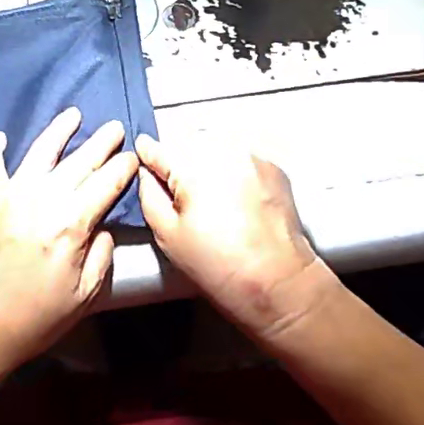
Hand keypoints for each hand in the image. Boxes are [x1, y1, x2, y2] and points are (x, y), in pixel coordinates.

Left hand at [0, 108, 138, 390]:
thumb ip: (100, 255)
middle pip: (79, 161)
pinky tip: (1, 138)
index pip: (106, 183)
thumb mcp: (84, 295)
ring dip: (59, 131)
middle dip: (101, 142)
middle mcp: (43, 198)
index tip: (133, 157)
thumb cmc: (35, 317)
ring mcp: (11, 194)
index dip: (123, 168)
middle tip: (115, 127)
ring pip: (40, 152)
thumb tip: (102, 227)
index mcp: (72, 223)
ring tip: (73, 114)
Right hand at [135, 133, 334, 342]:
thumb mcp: (167, 234)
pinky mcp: (272, 166)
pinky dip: (232, 170)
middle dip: (180, 163)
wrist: (278, 281)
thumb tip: (145, 173)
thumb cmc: (221, 265)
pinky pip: (240, 157)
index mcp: (192, 165)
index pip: (156, 148)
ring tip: (211, 200)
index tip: (145, 163)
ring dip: (206, 163)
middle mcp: (222, 150)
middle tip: (182, 197)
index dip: (147, 157)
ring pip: (214, 146)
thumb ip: (147, 194)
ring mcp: (251, 156)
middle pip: (186, 143)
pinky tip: (235, 200)